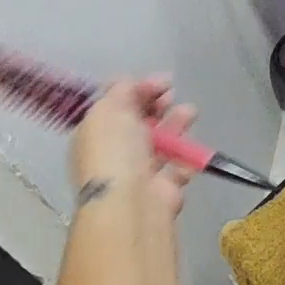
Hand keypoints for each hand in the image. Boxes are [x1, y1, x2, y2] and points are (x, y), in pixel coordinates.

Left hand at [69, 77, 198, 217]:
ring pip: (160, 142)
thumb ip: (121, 91)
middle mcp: (114, 154)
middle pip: (139, 123)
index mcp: (95, 135)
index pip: (115, 107)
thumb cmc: (114, 152)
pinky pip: (177, 167)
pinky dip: (186, 157)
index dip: (137, 90)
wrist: (131, 202)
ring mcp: (138, 173)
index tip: (160, 81)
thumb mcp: (108, 110)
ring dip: (176, 124)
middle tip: (171, 95)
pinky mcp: (162, 189)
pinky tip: (190, 149)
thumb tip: (131, 82)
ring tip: (190, 112)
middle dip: (158, 105)